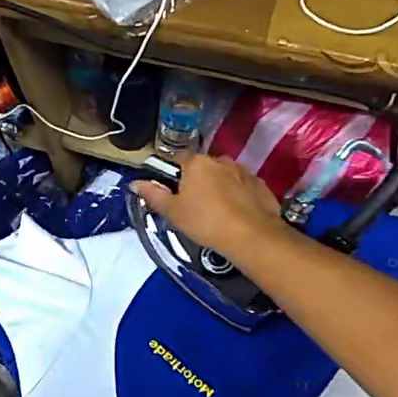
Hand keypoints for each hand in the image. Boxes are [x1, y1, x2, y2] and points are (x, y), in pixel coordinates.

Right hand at [130, 154, 286, 257]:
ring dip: (219, 187)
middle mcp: (221, 160)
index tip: (173, 194)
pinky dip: (238, 196)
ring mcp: (244, 171)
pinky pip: (243, 187)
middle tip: (194, 206)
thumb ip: (154, 194)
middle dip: (198, 181)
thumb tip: (136, 182)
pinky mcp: (261, 185)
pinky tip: (236, 214)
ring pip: (224, 176)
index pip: (178, 159)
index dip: (173, 175)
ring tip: (217, 212)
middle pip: (203, 167)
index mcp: (197, 163)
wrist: (252, 236)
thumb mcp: (173, 212)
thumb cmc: (205, 222)